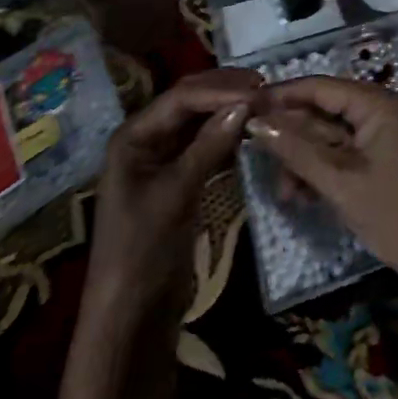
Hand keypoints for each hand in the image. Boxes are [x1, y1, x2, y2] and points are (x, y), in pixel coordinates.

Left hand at [84, 68, 261, 325]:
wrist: (130, 310)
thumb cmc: (143, 249)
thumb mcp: (176, 195)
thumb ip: (208, 148)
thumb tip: (245, 105)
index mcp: (133, 136)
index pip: (180, 99)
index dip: (219, 91)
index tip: (261, 90)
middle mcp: (146, 139)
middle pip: (187, 104)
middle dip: (223, 93)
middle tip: (266, 88)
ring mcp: (162, 160)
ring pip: (198, 124)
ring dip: (227, 112)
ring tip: (264, 104)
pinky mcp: (178, 180)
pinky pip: (203, 148)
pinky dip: (225, 138)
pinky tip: (250, 134)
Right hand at [249, 76, 397, 278]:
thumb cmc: (389, 213)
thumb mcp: (335, 180)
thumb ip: (293, 148)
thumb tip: (254, 123)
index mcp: (376, 105)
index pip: (318, 87)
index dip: (280, 95)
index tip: (246, 106)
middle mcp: (377, 109)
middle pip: (318, 111)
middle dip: (289, 138)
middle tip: (256, 153)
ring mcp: (375, 132)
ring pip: (322, 134)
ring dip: (299, 159)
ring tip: (284, 192)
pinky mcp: (372, 153)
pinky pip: (334, 150)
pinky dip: (315, 169)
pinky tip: (299, 195)